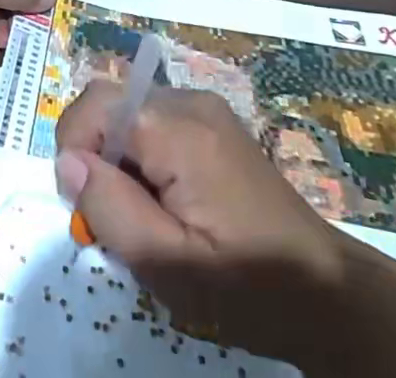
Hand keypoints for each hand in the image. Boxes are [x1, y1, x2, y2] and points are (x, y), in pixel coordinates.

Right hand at [54, 82, 343, 358]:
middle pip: (110, 108)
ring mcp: (206, 111)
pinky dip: (143, 161)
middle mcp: (190, 102)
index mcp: (179, 129)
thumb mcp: (166, 264)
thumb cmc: (247, 286)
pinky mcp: (214, 126)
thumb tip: (67, 162)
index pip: (94, 105)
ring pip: (129, 118)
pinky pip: (154, 127)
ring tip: (147, 219)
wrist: (328, 294)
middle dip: (97, 159)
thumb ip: (109, 207)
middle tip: (118, 219)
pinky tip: (169, 204)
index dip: (75, 149)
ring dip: (119, 164)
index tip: (90, 205)